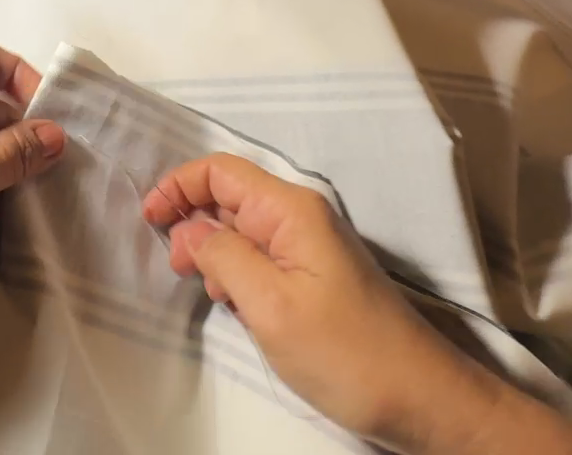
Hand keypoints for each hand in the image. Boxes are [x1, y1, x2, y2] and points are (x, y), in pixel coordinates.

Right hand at [142, 154, 571, 454]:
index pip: (220, 171)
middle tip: (180, 269)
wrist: (422, 400)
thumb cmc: (343, 351)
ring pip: (241, 230)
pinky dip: (238, 274)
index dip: (178, 186)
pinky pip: (260, 257)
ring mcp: (308, 245)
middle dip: (195, 225)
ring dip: (216, 255)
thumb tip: (188, 230)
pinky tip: (239, 306)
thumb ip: (221, 256)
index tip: (149, 218)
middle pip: (228, 198)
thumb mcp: (269, 305)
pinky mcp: (313, 274)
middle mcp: (299, 215)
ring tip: (217, 295)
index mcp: (290, 209)